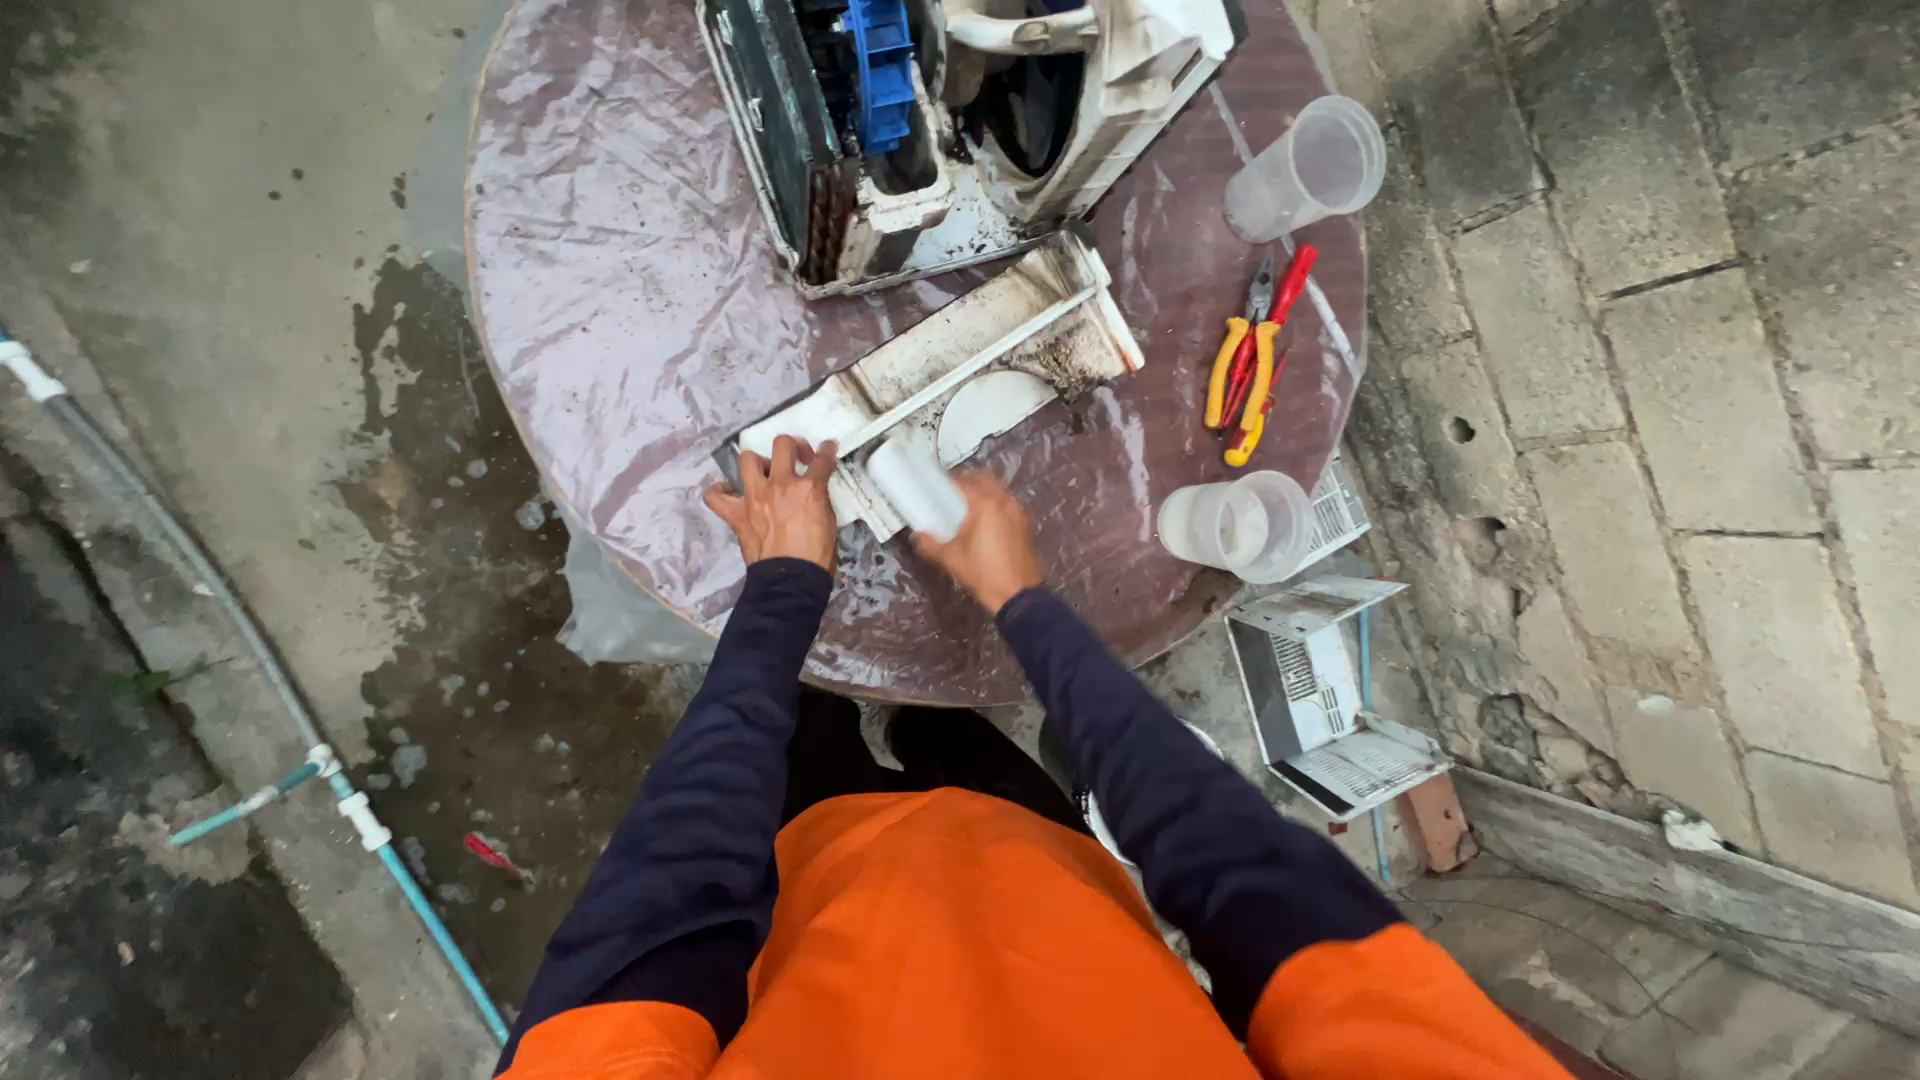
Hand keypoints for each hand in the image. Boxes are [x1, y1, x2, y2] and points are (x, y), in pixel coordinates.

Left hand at [705, 436, 839, 571]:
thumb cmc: (817, 556)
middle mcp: (780, 484)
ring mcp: (755, 497)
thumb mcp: (829, 522)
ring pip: (748, 459)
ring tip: (764, 474)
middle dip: (792, 445)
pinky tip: (728, 492)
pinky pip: (715, 496)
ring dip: (757, 462)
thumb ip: (819, 500)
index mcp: (809, 488)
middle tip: (797, 458)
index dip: (827, 451)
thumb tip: (812, 494)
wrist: (791, 580)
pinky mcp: (737, 514)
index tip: (828, 448)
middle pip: (782, 445)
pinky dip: (719, 492)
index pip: (822, 460)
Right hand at [911, 470, 1043, 614]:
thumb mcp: (950, 559)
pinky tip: (986, 522)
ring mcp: (1018, 512)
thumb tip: (916, 535)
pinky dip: (996, 504)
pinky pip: (1008, 504)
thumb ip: (929, 544)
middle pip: (985, 478)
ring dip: (984, 491)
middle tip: (953, 494)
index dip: (949, 481)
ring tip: (968, 507)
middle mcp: (1004, 501)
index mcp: (984, 504)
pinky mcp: (1025, 524)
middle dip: (968, 481)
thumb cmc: (982, 573)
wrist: (1017, 595)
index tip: (937, 487)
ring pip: (999, 490)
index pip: (964, 481)